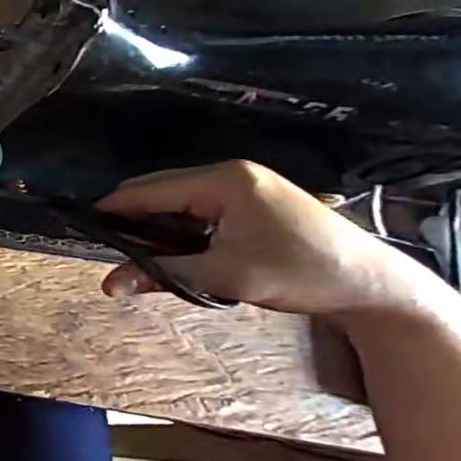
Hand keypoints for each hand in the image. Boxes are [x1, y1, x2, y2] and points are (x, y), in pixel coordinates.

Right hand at [94, 160, 448, 317]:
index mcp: (222, 181)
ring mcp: (243, 183)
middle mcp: (229, 172)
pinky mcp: (252, 198)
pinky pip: (196, 204)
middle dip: (131, 216)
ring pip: (176, 197)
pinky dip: (178, 224)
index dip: (112, 209)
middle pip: (158, 188)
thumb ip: (161, 274)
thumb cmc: (301, 274)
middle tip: (110, 246)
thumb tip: (107, 285)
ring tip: (140, 250)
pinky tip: (174, 245)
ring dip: (155, 222)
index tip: (81, 226)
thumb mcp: (224, 277)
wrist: (379, 287)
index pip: (148, 190)